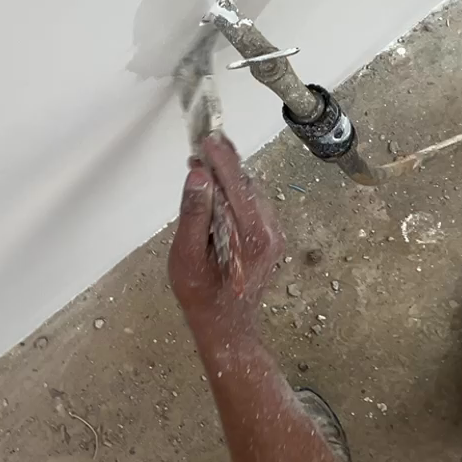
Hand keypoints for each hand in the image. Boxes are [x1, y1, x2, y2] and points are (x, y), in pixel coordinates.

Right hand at [169, 133, 284, 354]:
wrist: (225, 324)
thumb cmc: (201, 294)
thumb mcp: (187, 255)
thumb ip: (194, 213)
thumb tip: (199, 175)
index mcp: (252, 235)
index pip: (236, 184)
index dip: (221, 159)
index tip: (207, 137)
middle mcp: (270, 231)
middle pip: (246, 185)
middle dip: (223, 163)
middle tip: (201, 145)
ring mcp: (274, 234)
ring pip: (250, 194)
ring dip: (227, 177)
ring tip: (203, 165)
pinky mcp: (270, 237)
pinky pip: (252, 206)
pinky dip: (234, 193)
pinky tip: (216, 191)